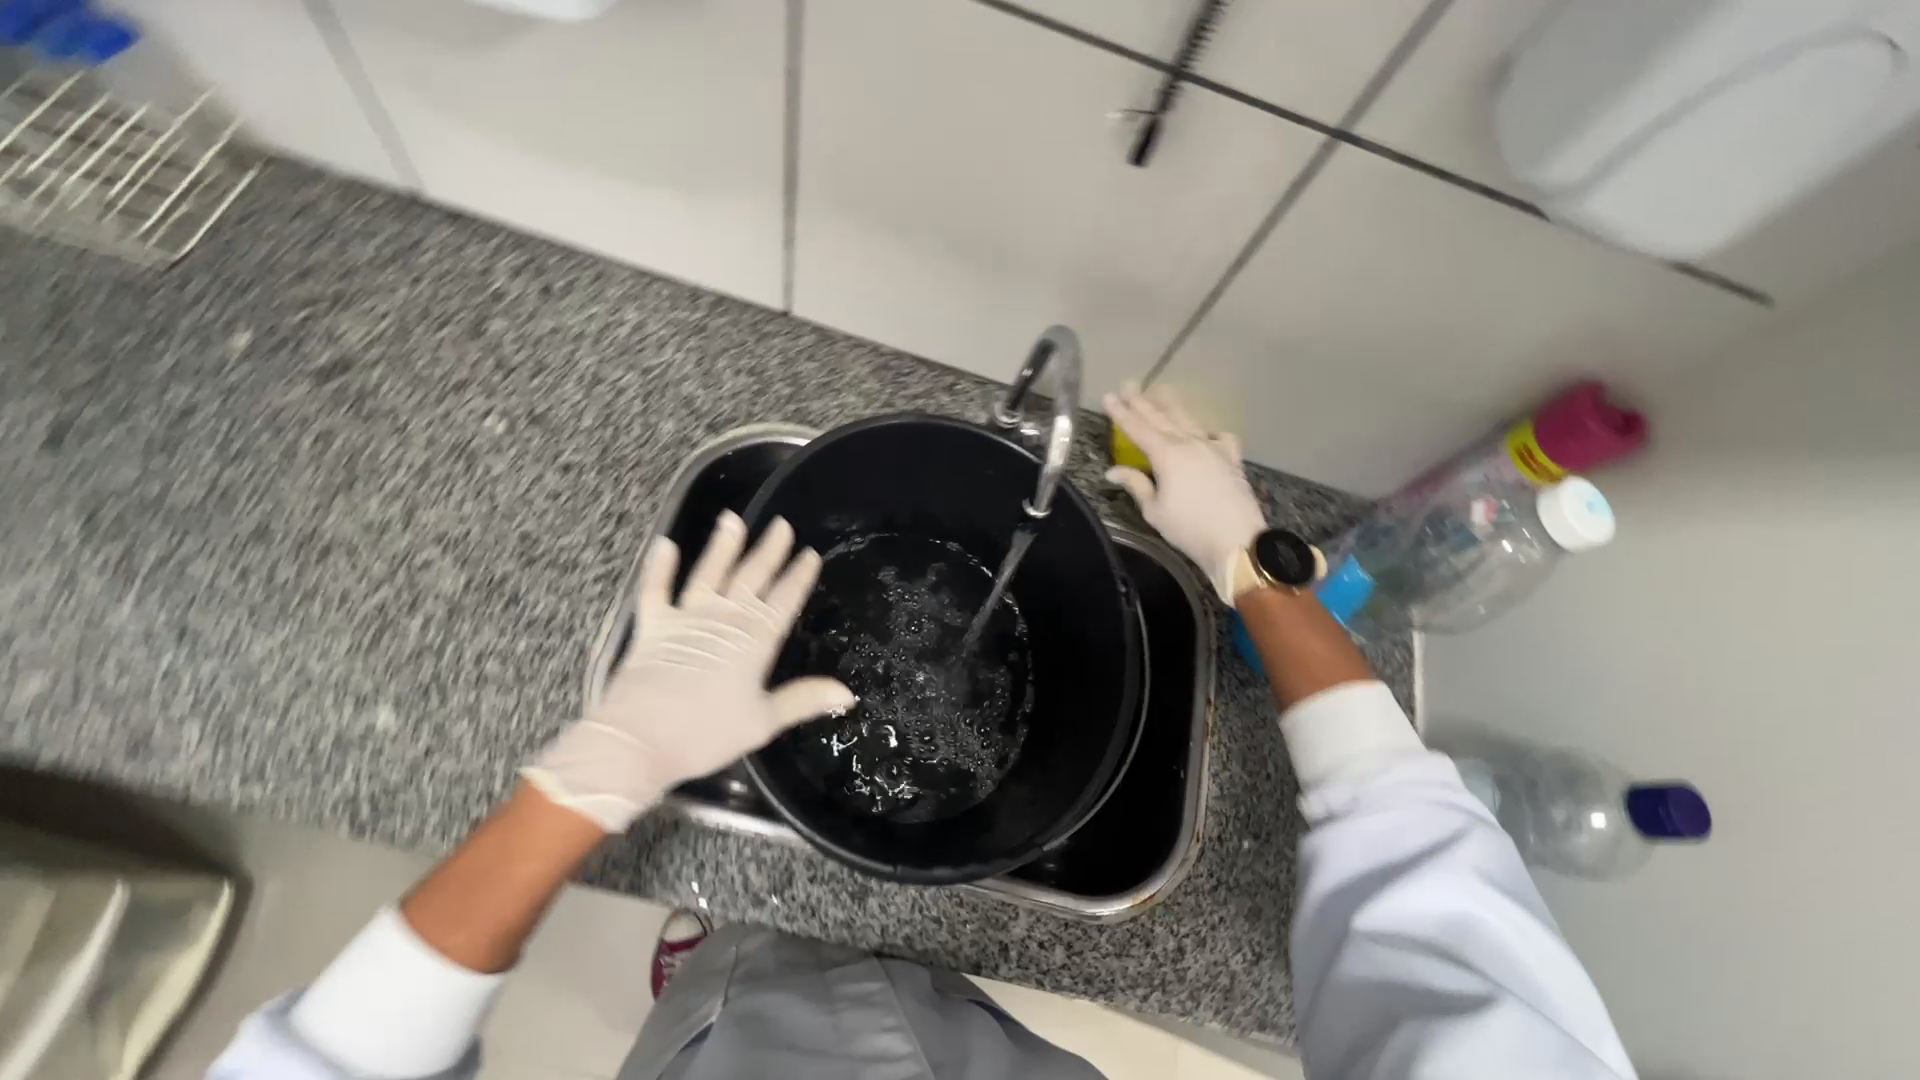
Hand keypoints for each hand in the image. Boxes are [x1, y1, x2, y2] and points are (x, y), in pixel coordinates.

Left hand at [522, 511, 855, 831]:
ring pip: (709, 574)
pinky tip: (664, 544)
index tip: (810, 555)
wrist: (638, 740)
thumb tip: (848, 693)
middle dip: (769, 552)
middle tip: (781, 526)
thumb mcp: (762, 722)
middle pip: (751, 579)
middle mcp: (723, 621)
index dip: (798, 577)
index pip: (783, 601)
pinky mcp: (653, 627)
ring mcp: (686, 619)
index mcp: (754, 642)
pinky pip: (655, 590)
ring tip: (732, 519)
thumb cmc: (705, 735)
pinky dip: (659, 567)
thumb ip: (803, 700)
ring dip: (722, 547)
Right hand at [1104, 383, 1266, 603]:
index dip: (1121, 412)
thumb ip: (1136, 485)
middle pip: (1161, 418)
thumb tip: (1113, 471)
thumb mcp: (1154, 510)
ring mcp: (1213, 449)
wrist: (1236, 540)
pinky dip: (1210, 432)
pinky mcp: (1231, 459)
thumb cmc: (1188, 528)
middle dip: (1142, 401)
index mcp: (1167, 455)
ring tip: (1163, 391)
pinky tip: (1207, 434)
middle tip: (1129, 384)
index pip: (1138, 428)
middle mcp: (1189, 444)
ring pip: (1189, 421)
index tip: (1108, 396)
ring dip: (1173, 406)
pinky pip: (1220, 437)